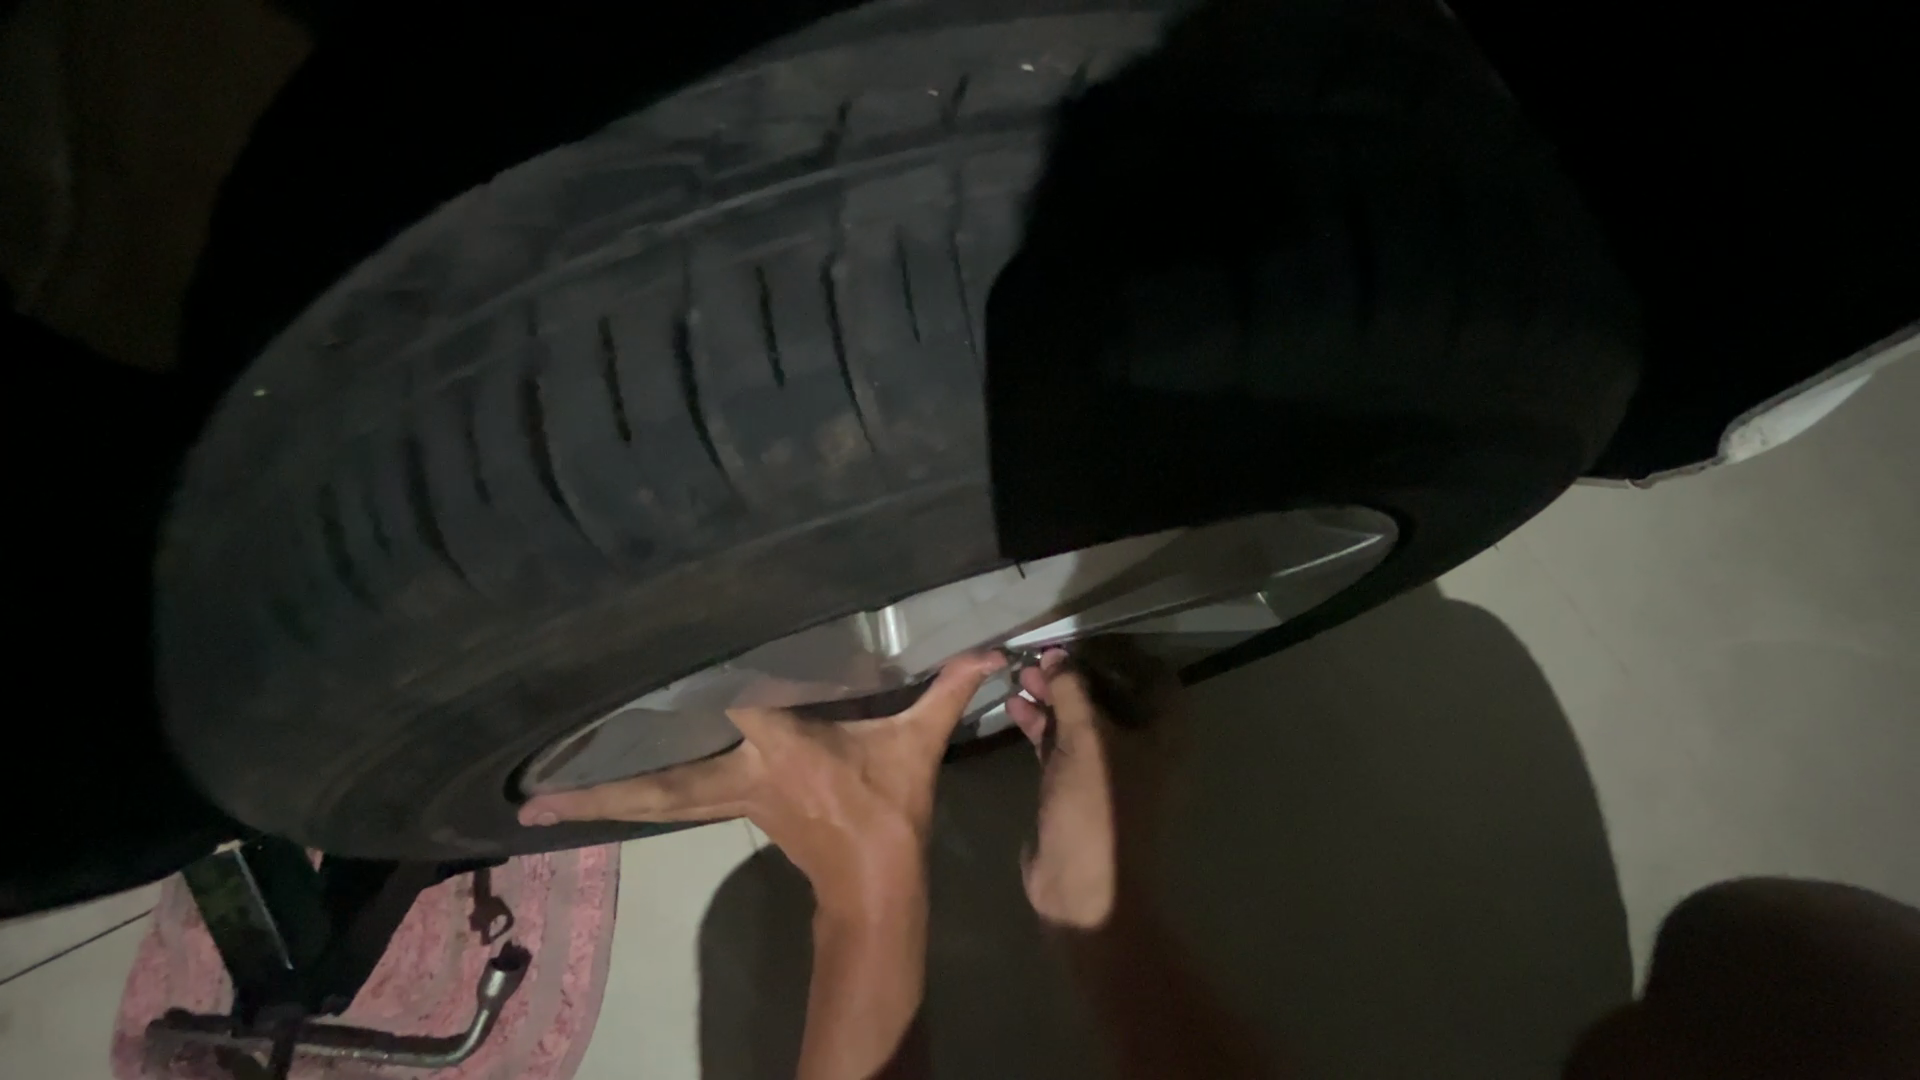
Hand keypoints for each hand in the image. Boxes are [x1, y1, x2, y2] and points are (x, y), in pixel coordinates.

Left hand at [517, 651, 1004, 918]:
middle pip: (661, 781)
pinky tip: (608, 791)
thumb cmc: (890, 808)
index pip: (724, 705)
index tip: (629, 675)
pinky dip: (639, 796)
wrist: (876, 880)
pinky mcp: (736, 810)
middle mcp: (745, 772)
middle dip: (598, 789)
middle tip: (530, 793)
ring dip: (604, 802)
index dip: (680, 688)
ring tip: (539, 802)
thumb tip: (990, 652)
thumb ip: (947, 691)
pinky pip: (678, 799)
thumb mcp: (918, 745)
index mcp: (784, 746)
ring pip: (659, 801)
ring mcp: (733, 799)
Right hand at [1006, 637, 1183, 928]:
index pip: (1153, 677)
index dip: (1122, 654)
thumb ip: (1072, 691)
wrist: (1084, 889)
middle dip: (1076, 672)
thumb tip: (1056, 656)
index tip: (1085, 637)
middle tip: (1041, 653)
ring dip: (1053, 695)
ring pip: (1081, 718)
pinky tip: (1013, 705)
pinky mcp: (1075, 786)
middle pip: (1111, 694)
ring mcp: (1106, 768)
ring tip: (1019, 673)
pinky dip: (1040, 723)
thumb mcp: (1086, 740)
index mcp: (1163, 734)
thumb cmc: (1098, 808)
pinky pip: (1059, 743)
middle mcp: (1141, 746)